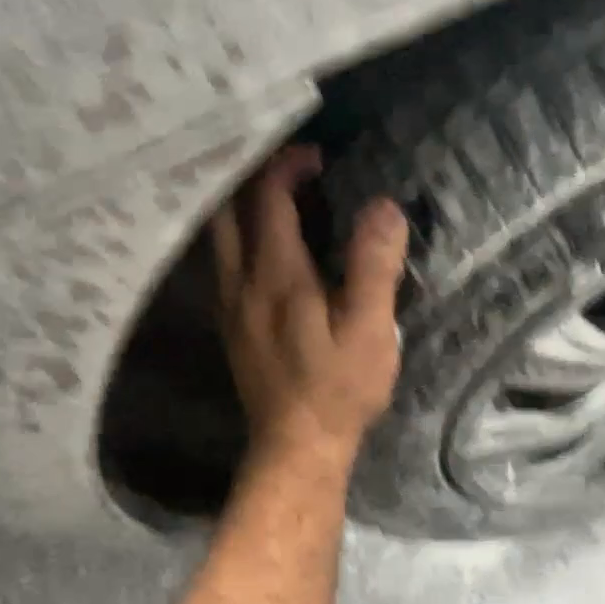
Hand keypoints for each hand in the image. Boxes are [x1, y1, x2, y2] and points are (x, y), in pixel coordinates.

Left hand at [212, 146, 407, 461]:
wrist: (297, 445)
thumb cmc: (339, 388)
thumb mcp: (370, 329)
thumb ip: (373, 266)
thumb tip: (383, 207)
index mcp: (277, 275)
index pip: (268, 199)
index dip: (287, 166)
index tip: (319, 158)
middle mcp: (241, 281)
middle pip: (229, 209)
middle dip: (254, 177)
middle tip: (291, 170)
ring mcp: (230, 305)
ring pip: (221, 236)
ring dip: (243, 206)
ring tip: (278, 199)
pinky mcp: (232, 326)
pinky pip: (226, 262)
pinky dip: (242, 237)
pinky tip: (268, 249)